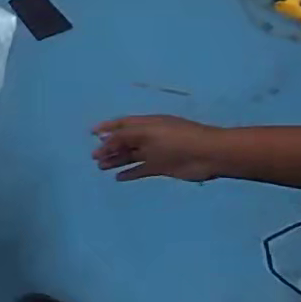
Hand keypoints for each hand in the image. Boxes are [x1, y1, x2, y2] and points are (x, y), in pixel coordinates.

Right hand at [93, 115, 229, 181]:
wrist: (209, 154)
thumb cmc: (176, 139)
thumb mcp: (145, 133)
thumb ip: (122, 137)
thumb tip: (104, 142)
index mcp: (146, 125)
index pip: (122, 124)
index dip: (106, 127)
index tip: (91, 133)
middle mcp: (149, 137)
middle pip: (124, 141)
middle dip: (108, 147)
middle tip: (94, 156)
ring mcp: (156, 153)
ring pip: (130, 156)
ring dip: (116, 160)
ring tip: (101, 167)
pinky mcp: (162, 167)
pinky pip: (141, 170)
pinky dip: (130, 173)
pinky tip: (119, 178)